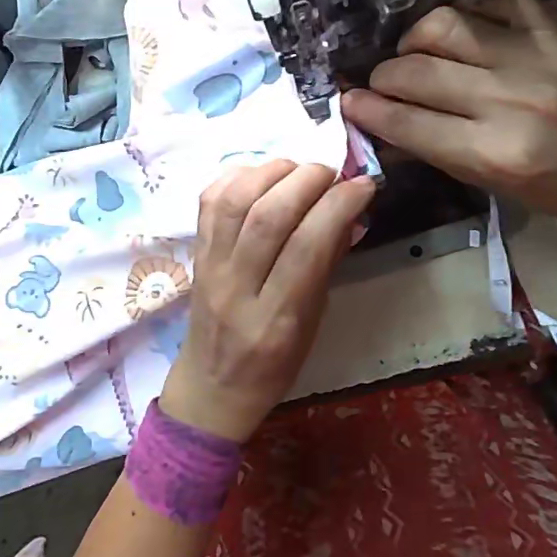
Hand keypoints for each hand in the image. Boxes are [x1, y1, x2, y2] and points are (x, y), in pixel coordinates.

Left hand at [161, 161, 375, 442]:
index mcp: (276, 319)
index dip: (338, 206)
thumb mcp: (313, 326)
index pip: (306, 247)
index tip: (363, 185)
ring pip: (233, 202)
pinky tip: (262, 175)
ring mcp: (209, 268)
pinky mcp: (193, 253)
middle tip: (331, 171)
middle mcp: (236, 289)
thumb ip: (327, 266)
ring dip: (271, 172)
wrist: (211, 386)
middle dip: (306, 180)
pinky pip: (209, 201)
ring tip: (298, 170)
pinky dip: (237, 176)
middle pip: (267, 217)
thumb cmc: (273, 366)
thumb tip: (349, 213)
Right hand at [340, 0, 556, 239]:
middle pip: (415, 73)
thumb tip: (387, 125)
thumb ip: (440, 152)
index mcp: (493, 154)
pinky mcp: (555, 29)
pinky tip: (461, 28)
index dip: (366, 110)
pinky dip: (468, 10)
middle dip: (382, 77)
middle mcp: (508, 102)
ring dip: (413, 40)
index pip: (407, 123)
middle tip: (380, 83)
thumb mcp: (496, 186)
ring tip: (415, 52)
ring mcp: (533, 58)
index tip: (348, 103)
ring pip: (444, 27)